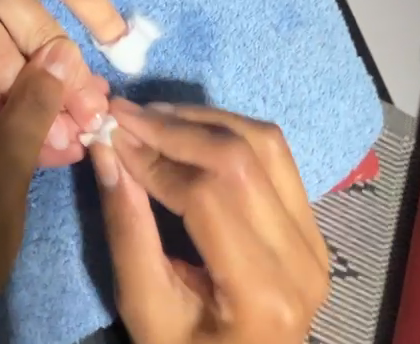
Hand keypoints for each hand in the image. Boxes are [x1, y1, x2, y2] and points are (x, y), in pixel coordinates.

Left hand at [0, 43, 78, 343]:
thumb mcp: (4, 162)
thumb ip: (35, 102)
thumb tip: (62, 47)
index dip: (40, 61)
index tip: (87, 73)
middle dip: (45, 95)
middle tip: (98, 100)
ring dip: (40, 121)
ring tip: (93, 122)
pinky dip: (20, 142)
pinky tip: (68, 146)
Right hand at [89, 101, 331, 343]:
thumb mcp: (144, 307)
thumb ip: (126, 226)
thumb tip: (103, 147)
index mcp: (263, 294)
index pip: (206, 193)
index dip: (153, 154)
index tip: (109, 130)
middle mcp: (302, 260)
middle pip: (238, 158)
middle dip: (172, 126)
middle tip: (123, 113)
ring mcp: (315, 239)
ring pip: (263, 143)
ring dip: (201, 119)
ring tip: (150, 117)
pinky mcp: (311, 225)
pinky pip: (274, 154)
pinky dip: (227, 130)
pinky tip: (187, 130)